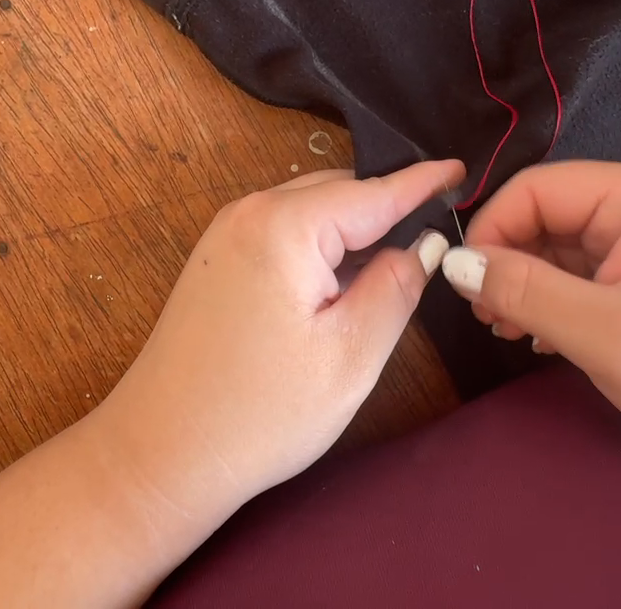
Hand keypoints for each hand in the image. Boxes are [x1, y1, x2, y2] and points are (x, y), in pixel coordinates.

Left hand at [98, 160, 462, 514]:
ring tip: (392, 260)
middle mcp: (250, 211)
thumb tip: (420, 243)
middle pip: (337, 193)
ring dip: (351, 229)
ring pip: (310, 211)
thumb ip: (395, 287)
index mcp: (284, 226)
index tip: (460, 167)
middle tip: (432, 234)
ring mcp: (226, 231)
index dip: (420, 182)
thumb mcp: (349, 356)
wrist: (160, 452)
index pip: (370, 192)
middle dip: (385, 208)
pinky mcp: (217, 256)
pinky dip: (319, 243)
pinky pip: (284, 230)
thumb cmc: (260, 413)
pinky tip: (337, 280)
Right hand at [443, 161, 620, 492]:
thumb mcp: (609, 338)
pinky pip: (593, 270)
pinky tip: (550, 337)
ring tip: (515, 334)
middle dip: (511, 263)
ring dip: (532, 285)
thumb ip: (524, 292)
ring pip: (566, 245)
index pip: (537, 188)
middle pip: (550, 215)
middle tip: (491, 322)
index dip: (492, 231)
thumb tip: (453, 263)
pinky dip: (562, 299)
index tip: (467, 289)